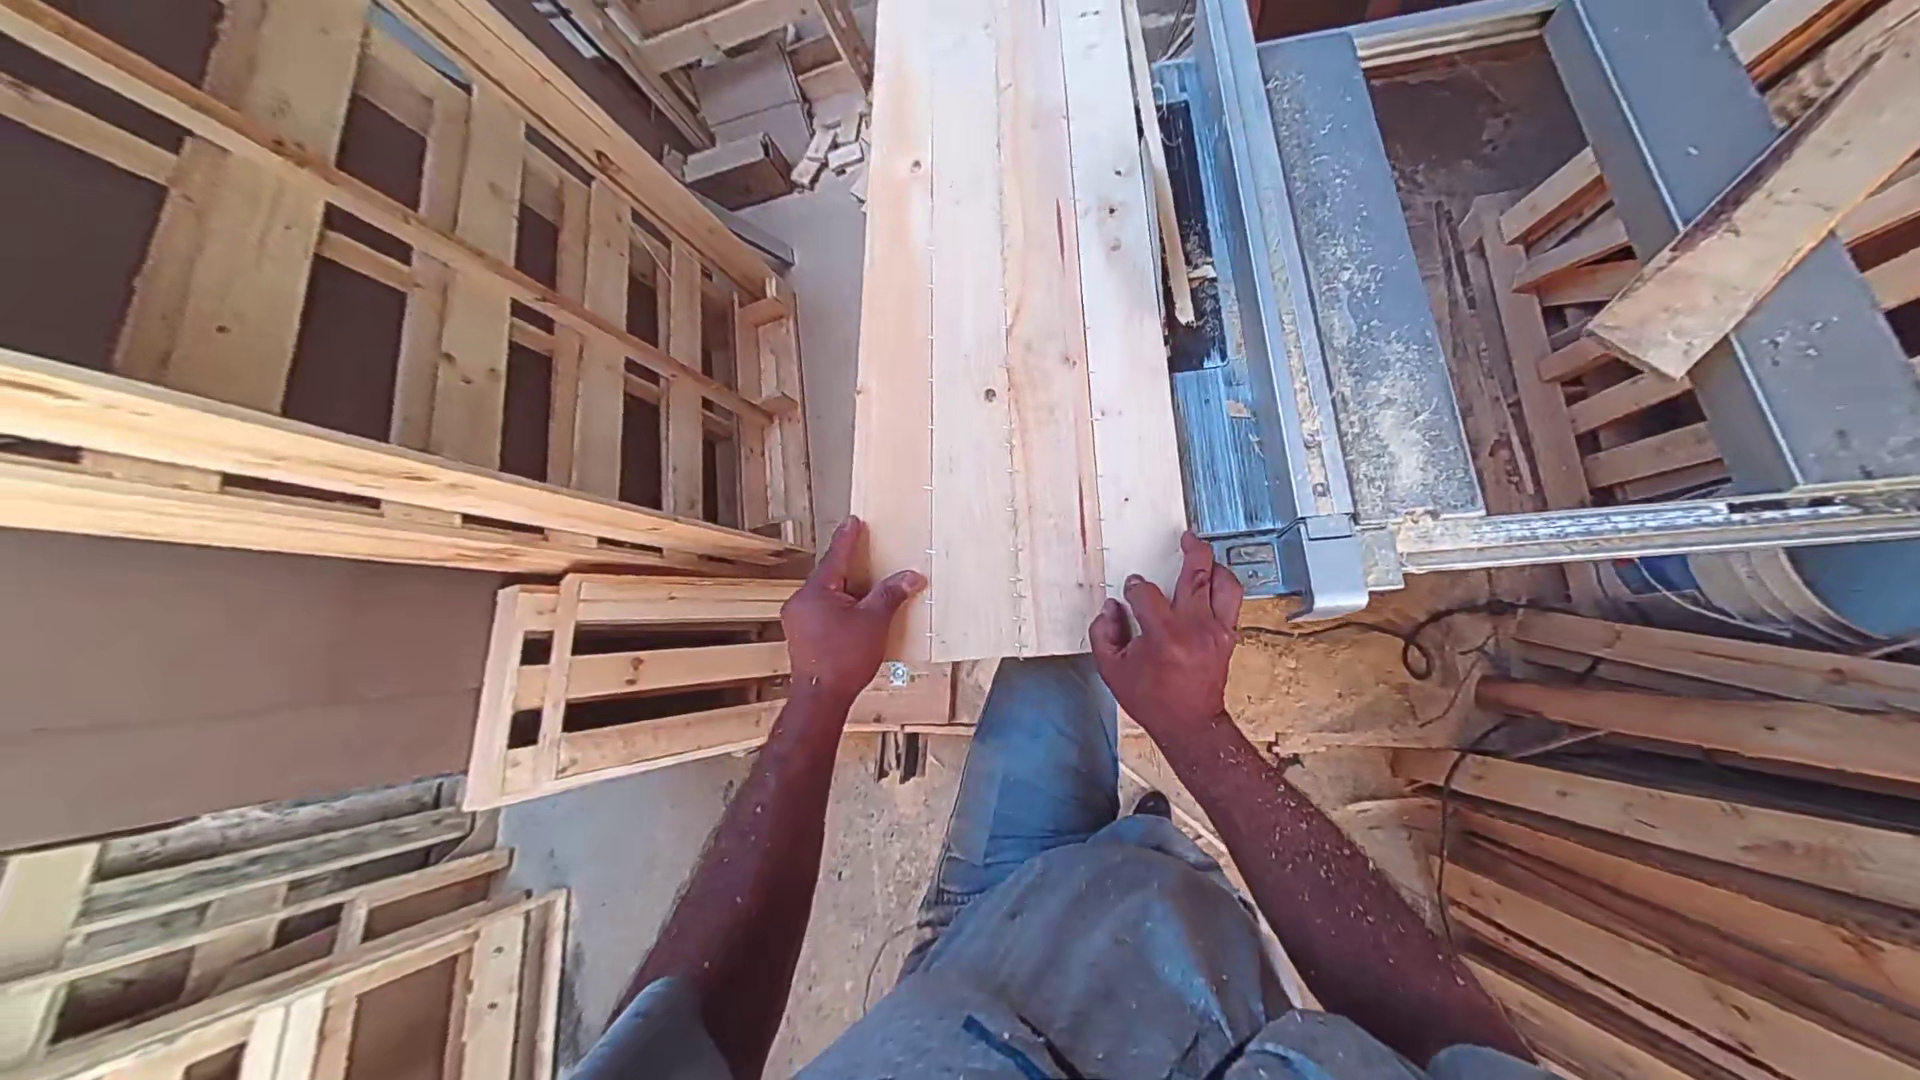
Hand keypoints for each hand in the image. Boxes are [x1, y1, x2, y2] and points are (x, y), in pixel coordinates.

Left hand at [782, 516, 925, 705]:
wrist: (821, 698)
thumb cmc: (845, 658)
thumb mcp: (874, 621)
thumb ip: (891, 594)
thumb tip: (911, 576)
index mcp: (816, 591)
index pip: (836, 556)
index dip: (848, 537)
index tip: (854, 520)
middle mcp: (801, 601)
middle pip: (830, 575)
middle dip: (850, 566)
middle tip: (865, 551)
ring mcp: (797, 620)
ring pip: (826, 595)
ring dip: (846, 589)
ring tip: (866, 586)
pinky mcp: (801, 636)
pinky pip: (822, 611)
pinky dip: (840, 607)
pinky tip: (855, 614)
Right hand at [1089, 531, 1243, 736]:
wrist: (1189, 724)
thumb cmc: (1152, 699)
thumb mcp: (1111, 669)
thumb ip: (1103, 632)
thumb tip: (1112, 607)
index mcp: (1163, 636)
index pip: (1146, 593)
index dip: (1135, 587)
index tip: (1131, 591)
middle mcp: (1194, 628)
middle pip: (1196, 574)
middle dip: (1191, 550)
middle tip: (1186, 538)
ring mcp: (1216, 631)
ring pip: (1224, 583)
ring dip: (1214, 565)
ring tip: (1205, 556)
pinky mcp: (1228, 636)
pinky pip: (1233, 600)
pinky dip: (1224, 586)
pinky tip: (1214, 581)